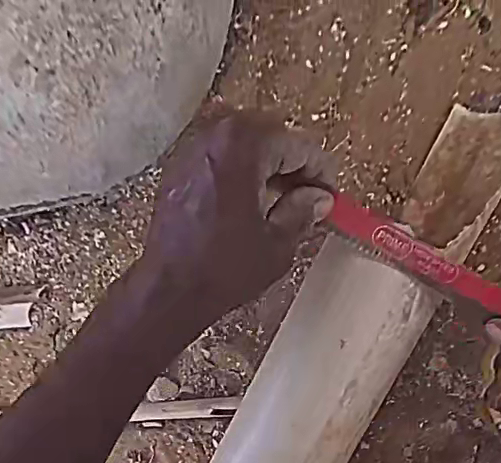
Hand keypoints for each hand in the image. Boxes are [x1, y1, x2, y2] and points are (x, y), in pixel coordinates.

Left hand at [141, 112, 335, 318]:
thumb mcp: (275, 245)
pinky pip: (219, 161)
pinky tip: (248, 206)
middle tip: (309, 197)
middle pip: (269, 136)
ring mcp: (191, 151)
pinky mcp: (178, 172)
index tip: (330, 194)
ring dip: (266, 168)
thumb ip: (301, 213)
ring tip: (281, 203)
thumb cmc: (222, 270)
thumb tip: (318, 199)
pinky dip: (239, 175)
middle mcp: (215, 135)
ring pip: (242, 146)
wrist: (170, 290)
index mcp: (244, 145)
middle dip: (293, 165)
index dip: (320, 171)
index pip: (296, 145)